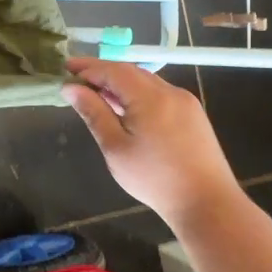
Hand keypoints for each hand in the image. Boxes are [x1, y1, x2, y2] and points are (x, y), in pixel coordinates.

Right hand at [62, 57, 242, 227]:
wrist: (207, 203)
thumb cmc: (154, 177)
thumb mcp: (115, 147)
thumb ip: (93, 113)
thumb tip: (71, 88)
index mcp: (151, 97)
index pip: (113, 70)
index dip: (88, 67)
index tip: (64, 69)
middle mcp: (171, 92)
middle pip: (131, 72)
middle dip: (102, 72)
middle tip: (75, 77)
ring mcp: (186, 103)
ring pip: (146, 82)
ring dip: (119, 83)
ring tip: (96, 92)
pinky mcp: (193, 116)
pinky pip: (159, 94)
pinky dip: (137, 94)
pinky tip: (125, 108)